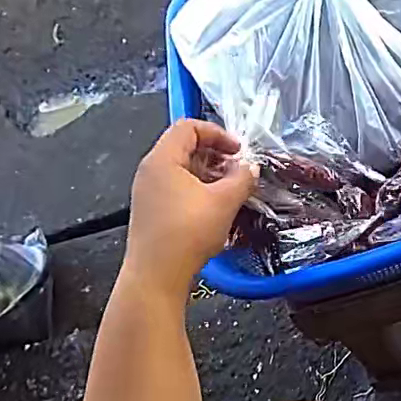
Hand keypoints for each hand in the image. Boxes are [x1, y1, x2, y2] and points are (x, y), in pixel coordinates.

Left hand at [124, 119, 256, 295]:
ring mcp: (149, 190)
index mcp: (163, 159)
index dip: (218, 133)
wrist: (157, 273)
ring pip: (184, 169)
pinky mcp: (153, 209)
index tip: (240, 151)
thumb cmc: (189, 232)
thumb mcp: (225, 202)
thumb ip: (242, 179)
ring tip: (232, 191)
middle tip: (239, 171)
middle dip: (217, 155)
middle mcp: (151, 170)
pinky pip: (178, 187)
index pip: (189, 127)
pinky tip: (216, 208)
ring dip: (211, 174)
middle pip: (185, 147)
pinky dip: (200, 189)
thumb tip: (251, 168)